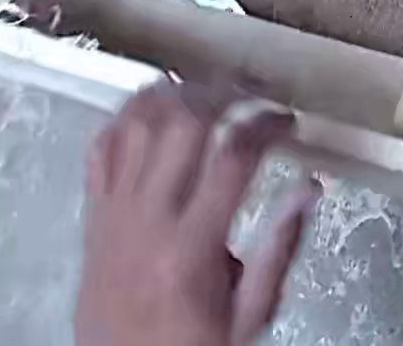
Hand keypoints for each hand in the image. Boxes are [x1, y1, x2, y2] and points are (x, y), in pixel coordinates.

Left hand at [75, 80, 320, 345]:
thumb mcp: (248, 316)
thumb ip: (280, 249)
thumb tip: (309, 189)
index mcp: (190, 249)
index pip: (234, 156)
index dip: (268, 124)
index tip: (286, 122)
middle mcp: (147, 223)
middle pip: (183, 124)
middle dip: (225, 92)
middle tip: (252, 92)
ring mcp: (113, 216)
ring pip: (139, 124)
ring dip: (178, 92)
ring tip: (209, 86)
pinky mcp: (93, 218)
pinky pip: (103, 148)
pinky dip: (128, 114)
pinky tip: (155, 101)